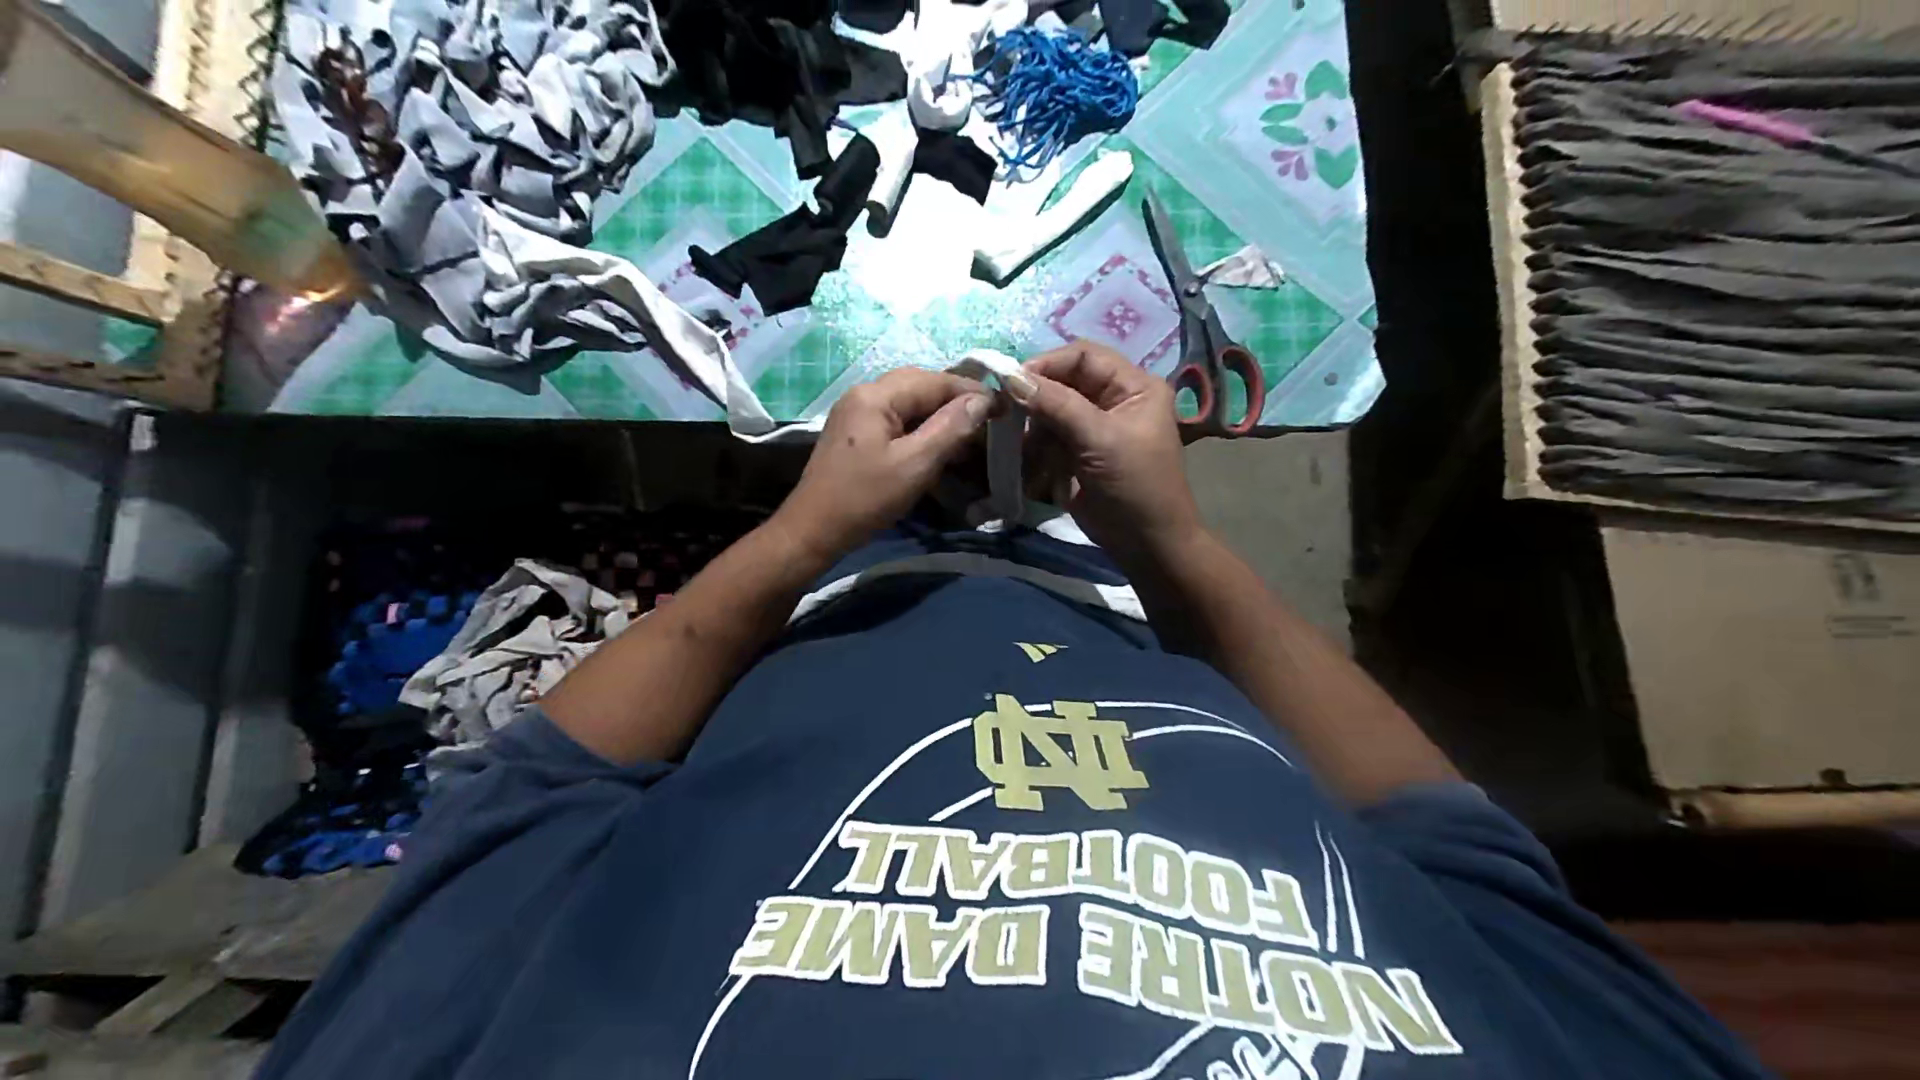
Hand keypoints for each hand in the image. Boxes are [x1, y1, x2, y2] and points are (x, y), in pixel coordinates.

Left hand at [775, 367, 990, 559]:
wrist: (813, 531)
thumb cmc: (864, 499)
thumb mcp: (914, 465)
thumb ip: (950, 429)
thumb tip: (983, 400)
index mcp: (875, 396)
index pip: (934, 380)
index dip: (971, 391)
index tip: (1002, 408)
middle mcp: (863, 395)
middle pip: (919, 384)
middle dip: (955, 398)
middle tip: (987, 418)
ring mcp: (856, 413)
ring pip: (908, 402)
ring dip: (939, 413)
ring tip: (968, 433)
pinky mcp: (855, 434)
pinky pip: (895, 419)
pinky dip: (920, 426)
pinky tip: (937, 444)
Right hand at [1011, 342, 1204, 562]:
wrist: (1145, 544)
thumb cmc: (1135, 485)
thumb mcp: (1100, 439)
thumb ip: (1057, 405)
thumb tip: (1012, 377)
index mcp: (1133, 386)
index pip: (1084, 356)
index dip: (1048, 363)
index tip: (1013, 380)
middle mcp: (1113, 398)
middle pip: (1064, 380)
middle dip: (1035, 392)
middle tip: (1003, 406)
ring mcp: (1092, 426)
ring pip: (1051, 408)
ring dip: (1030, 420)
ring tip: (1009, 432)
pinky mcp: (1076, 451)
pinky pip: (1047, 435)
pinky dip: (1031, 442)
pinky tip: (1020, 451)